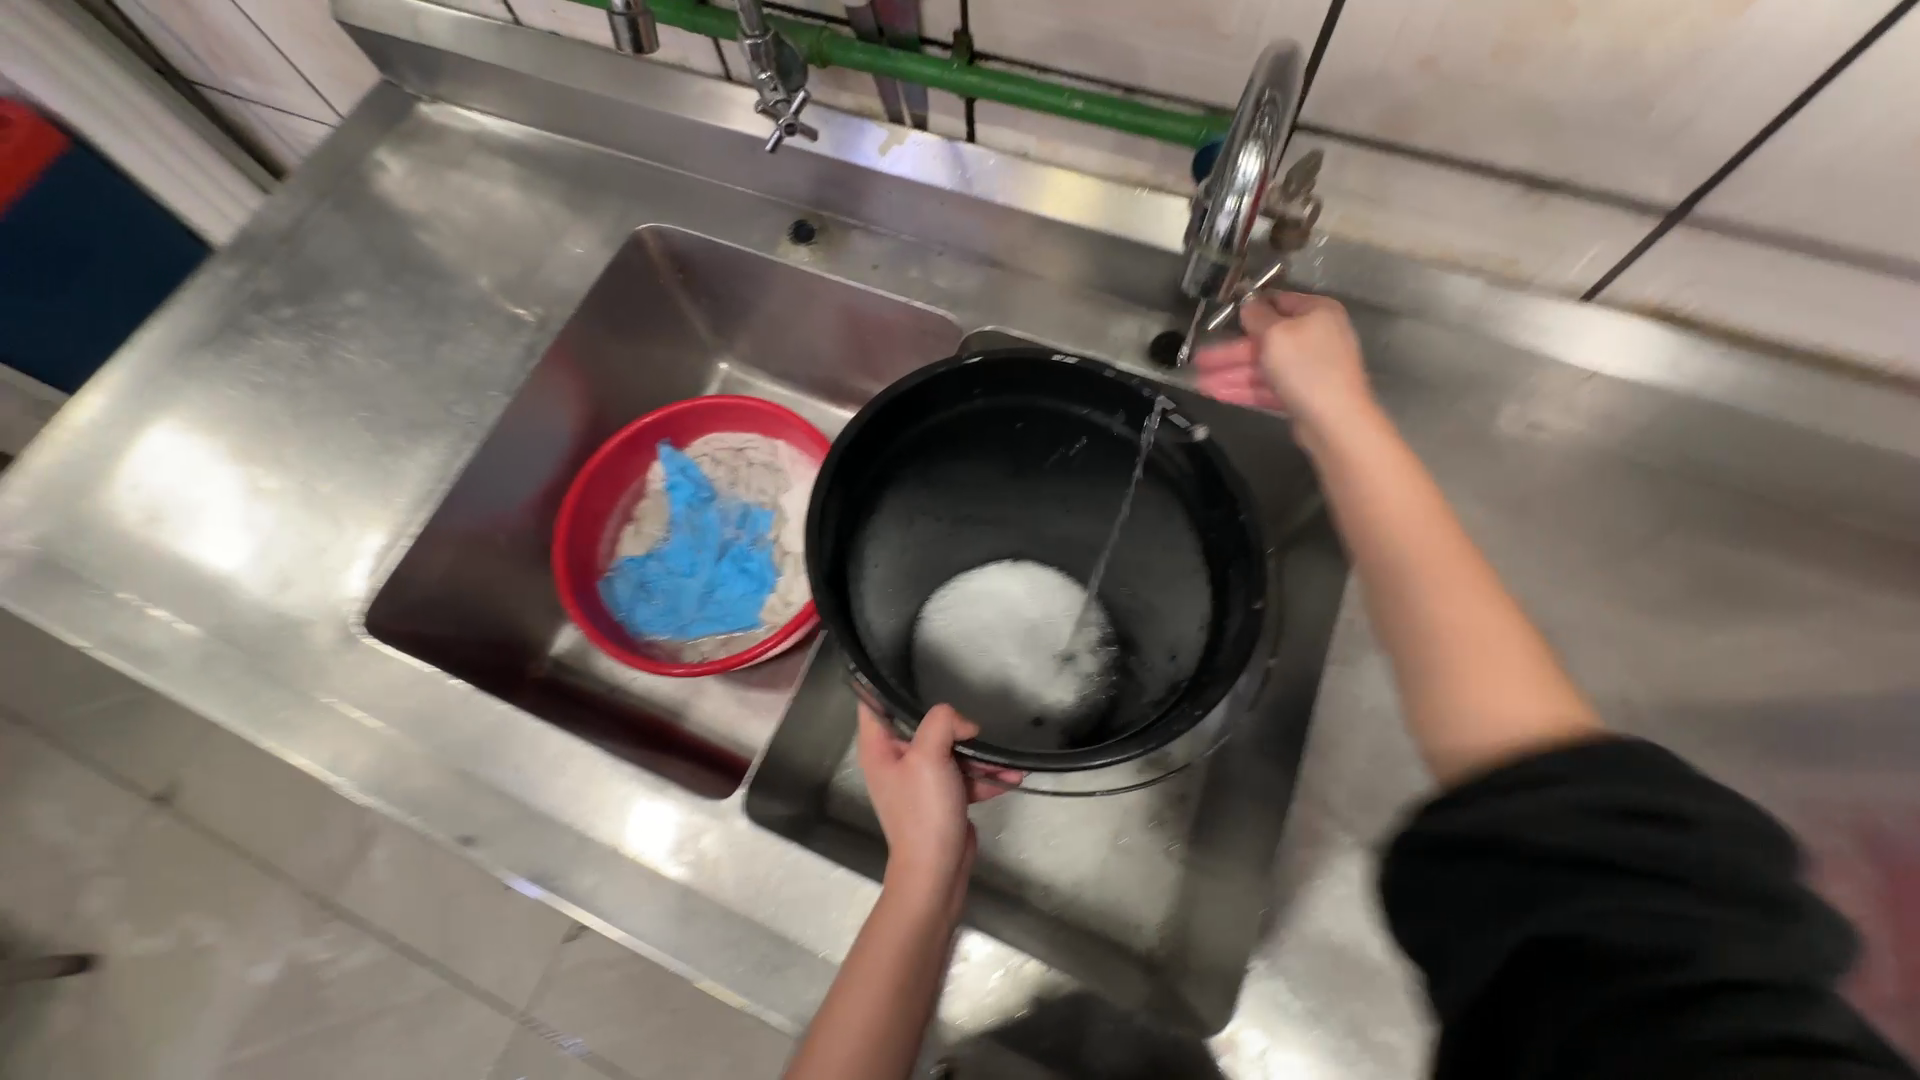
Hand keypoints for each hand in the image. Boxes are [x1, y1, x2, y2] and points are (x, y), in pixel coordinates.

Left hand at [856, 704, 1020, 913]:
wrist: (938, 871)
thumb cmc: (923, 810)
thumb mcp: (929, 755)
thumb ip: (942, 722)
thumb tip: (964, 724)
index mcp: (879, 748)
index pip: (873, 704)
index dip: (887, 684)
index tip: (912, 668)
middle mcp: (896, 760)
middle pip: (923, 725)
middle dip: (954, 725)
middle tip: (974, 727)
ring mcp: (921, 780)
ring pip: (951, 751)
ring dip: (980, 755)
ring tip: (1005, 760)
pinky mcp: (943, 797)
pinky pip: (965, 775)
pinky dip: (986, 775)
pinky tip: (1012, 775)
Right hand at [1193, 290, 1376, 448]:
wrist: (1333, 419)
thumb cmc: (1305, 366)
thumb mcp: (1276, 333)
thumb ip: (1257, 316)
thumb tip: (1248, 304)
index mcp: (1316, 312)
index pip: (1278, 302)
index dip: (1250, 309)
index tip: (1223, 315)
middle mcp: (1313, 337)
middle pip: (1263, 340)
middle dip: (1228, 352)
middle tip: (1198, 359)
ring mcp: (1306, 368)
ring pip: (1261, 367)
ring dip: (1229, 373)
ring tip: (1198, 383)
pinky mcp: (1299, 394)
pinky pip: (1266, 387)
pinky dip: (1242, 389)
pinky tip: (1216, 393)